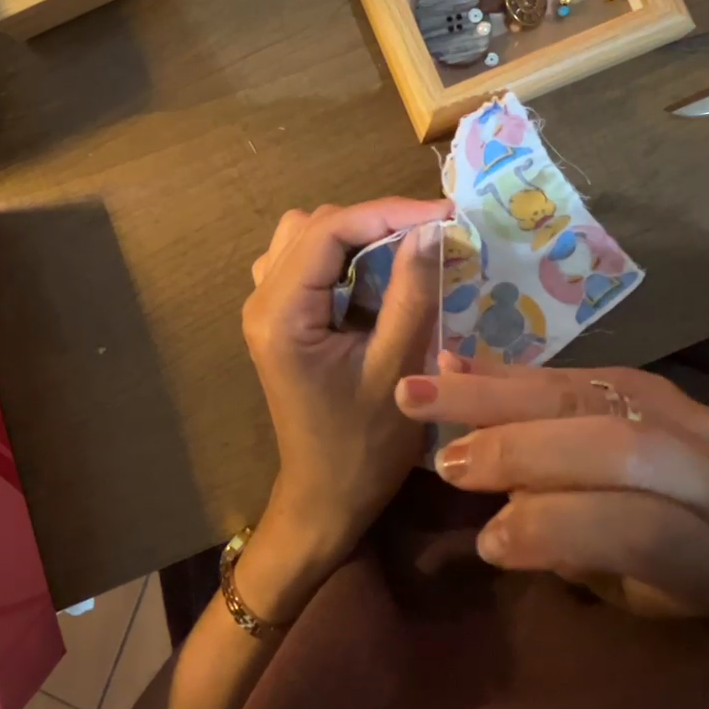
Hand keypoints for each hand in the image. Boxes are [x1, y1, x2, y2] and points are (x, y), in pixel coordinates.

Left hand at [243, 198, 450, 567]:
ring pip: (305, 238)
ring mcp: (265, 308)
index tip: (446, 214)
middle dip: (374, 222)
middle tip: (432, 236)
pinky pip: (304, 262)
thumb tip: (430, 229)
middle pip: (313, 226)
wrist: (326, 496)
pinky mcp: (278, 317)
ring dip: (356, 238)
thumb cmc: (364, 446)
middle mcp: (261, 301)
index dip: (389, 211)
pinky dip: (341, 258)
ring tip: (405, 254)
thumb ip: (410, 292)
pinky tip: (373, 279)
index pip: (329, 230)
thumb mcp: (397, 369)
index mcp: (281, 313)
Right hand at [395, 360, 708, 617]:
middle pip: (612, 445)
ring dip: (491, 393)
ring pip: (580, 393)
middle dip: (516, 448)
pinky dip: (501, 372)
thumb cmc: (676, 579)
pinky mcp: (646, 376)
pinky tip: (451, 365)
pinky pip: (565, 370)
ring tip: (421, 393)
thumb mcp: (636, 596)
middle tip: (445, 460)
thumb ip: (578, 556)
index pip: (640, 530)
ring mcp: (681, 412)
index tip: (485, 541)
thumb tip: (498, 520)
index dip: (557, 529)